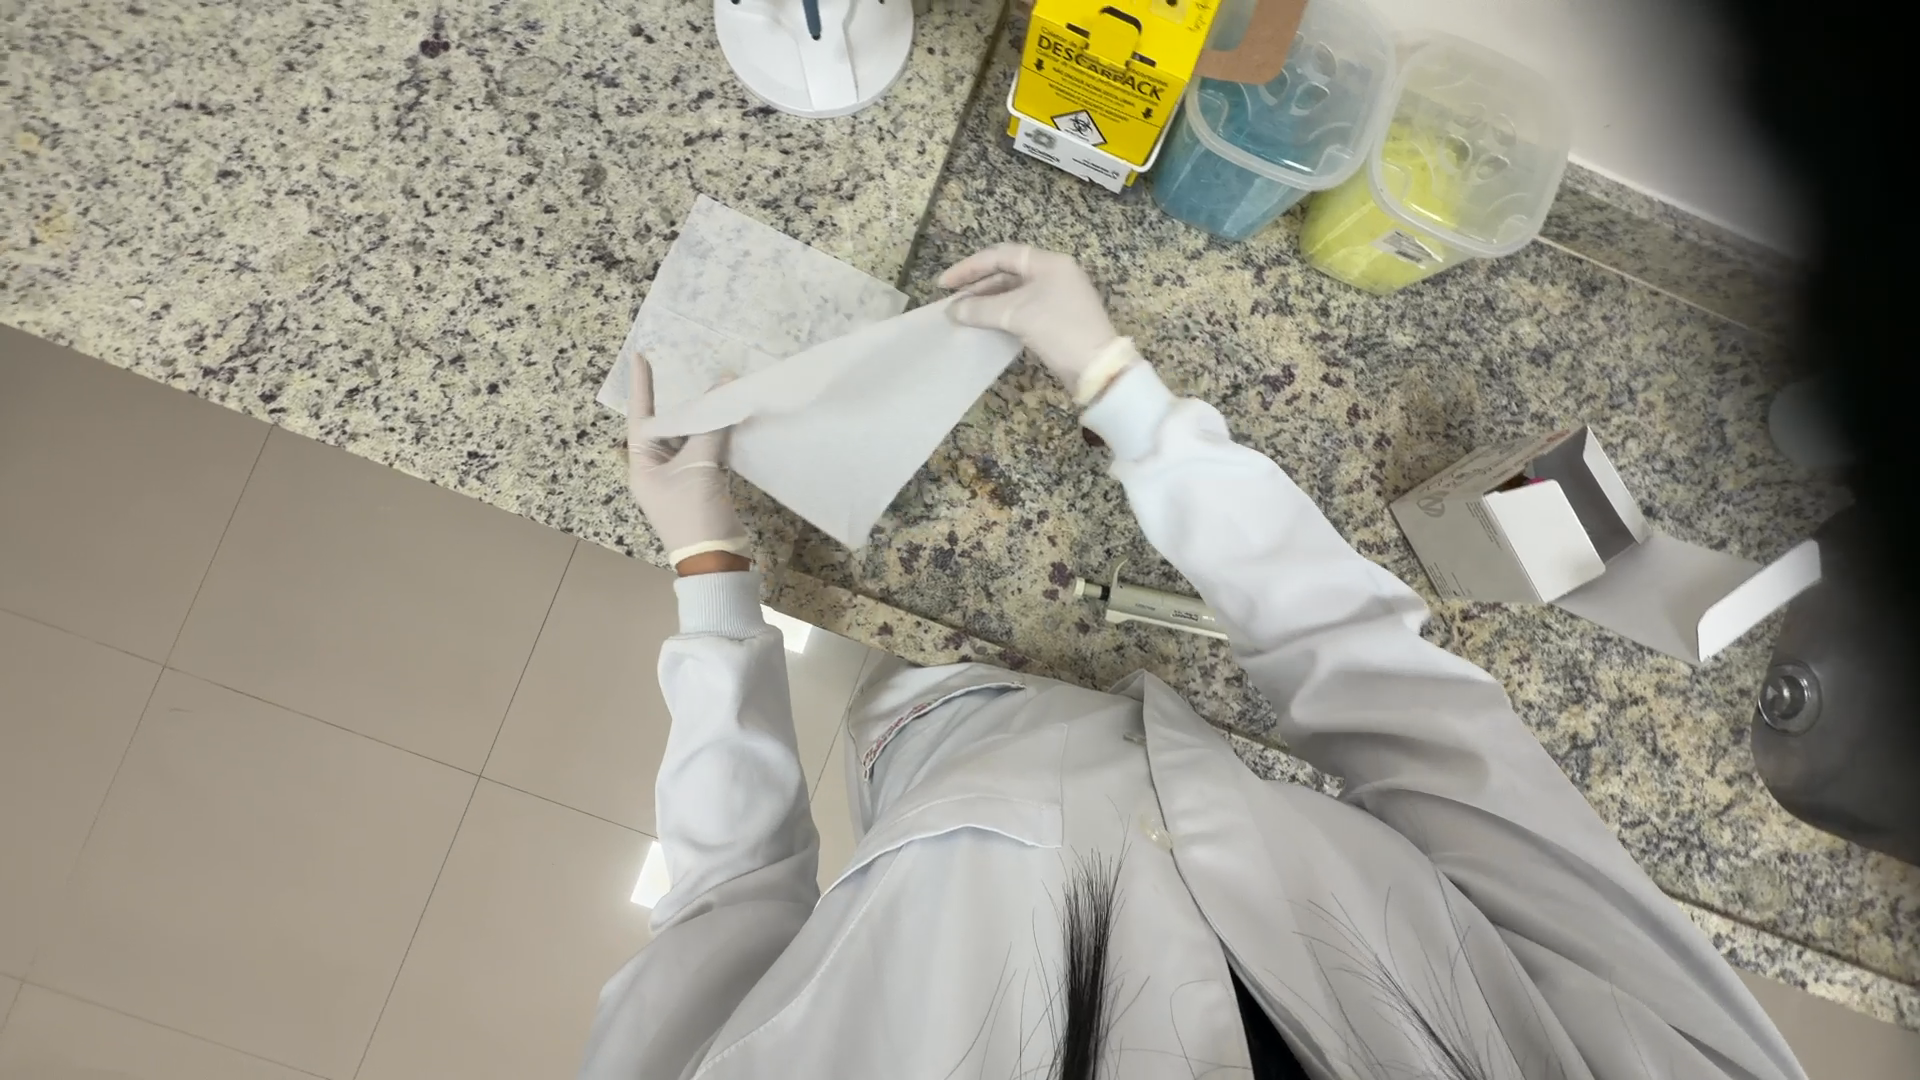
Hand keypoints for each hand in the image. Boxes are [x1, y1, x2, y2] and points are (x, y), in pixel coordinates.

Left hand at [626, 355, 750, 573]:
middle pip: (669, 427)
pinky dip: (716, 439)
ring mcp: (678, 479)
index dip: (642, 386)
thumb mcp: (700, 467)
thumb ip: (712, 428)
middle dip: (686, 406)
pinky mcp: (700, 487)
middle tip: (704, 381)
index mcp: (642, 465)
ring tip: (720, 397)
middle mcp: (655, 470)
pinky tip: (730, 425)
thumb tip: (724, 389)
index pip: (642, 417)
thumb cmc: (695, 514)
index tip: (640, 356)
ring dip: (704, 422)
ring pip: (690, 440)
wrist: (714, 559)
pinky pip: (705, 454)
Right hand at [939, 243, 1136, 402]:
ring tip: (963, 315)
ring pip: (1013, 293)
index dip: (969, 267)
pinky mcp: (1056, 320)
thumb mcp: (1017, 316)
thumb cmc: (1060, 331)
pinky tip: (984, 325)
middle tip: (951, 302)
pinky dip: (1001, 315)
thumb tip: (952, 311)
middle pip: (1007, 273)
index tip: (944, 284)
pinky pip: (1021, 310)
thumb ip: (981, 310)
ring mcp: (1056, 297)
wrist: (1097, 368)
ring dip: (987, 302)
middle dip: (977, 286)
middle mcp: (1053, 274)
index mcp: (1048, 263)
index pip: (1001, 255)